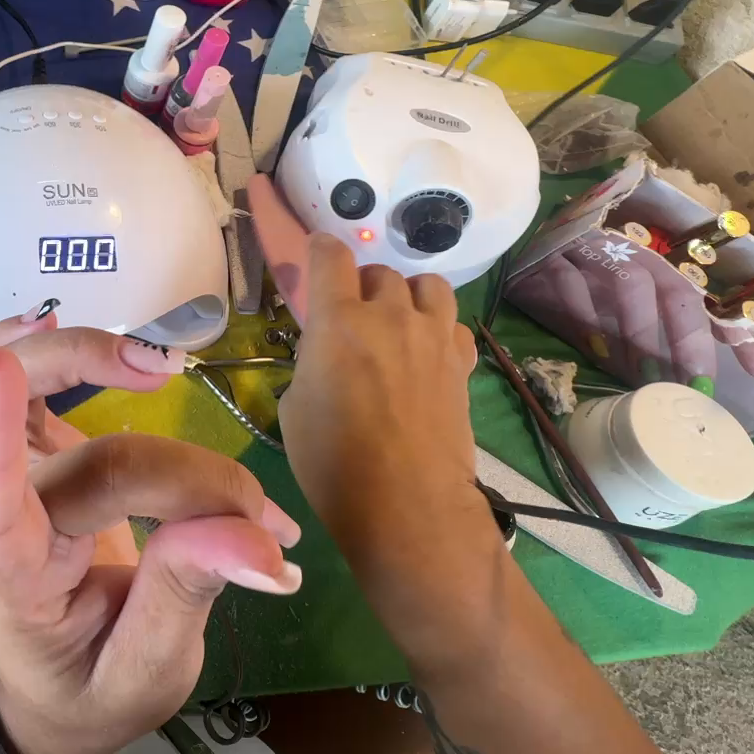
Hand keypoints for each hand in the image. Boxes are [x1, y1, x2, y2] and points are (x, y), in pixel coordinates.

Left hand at [0, 320, 302, 753]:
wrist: (53, 681)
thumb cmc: (92, 681)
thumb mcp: (145, 672)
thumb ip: (185, 598)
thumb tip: (258, 541)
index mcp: (17, 574)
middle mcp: (4, 508)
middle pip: (89, 455)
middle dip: (183, 473)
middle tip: (252, 507)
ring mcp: (19, 466)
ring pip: (35, 382)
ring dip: (98, 359)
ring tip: (166, 370)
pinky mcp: (39, 444)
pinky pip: (33, 378)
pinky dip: (55, 343)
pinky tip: (67, 319)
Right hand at [277, 235, 500, 666]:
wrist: (405, 505)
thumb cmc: (332, 459)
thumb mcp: (293, 405)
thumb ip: (310, 363)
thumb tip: (326, 355)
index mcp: (338, 321)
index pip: (331, 255)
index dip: (320, 249)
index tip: (316, 254)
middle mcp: (389, 316)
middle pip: (379, 271)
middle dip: (361, 285)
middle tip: (349, 313)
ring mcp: (432, 338)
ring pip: (426, 285)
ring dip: (405, 295)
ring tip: (394, 320)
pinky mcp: (460, 364)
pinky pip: (452, 324)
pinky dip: (436, 326)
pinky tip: (423, 350)